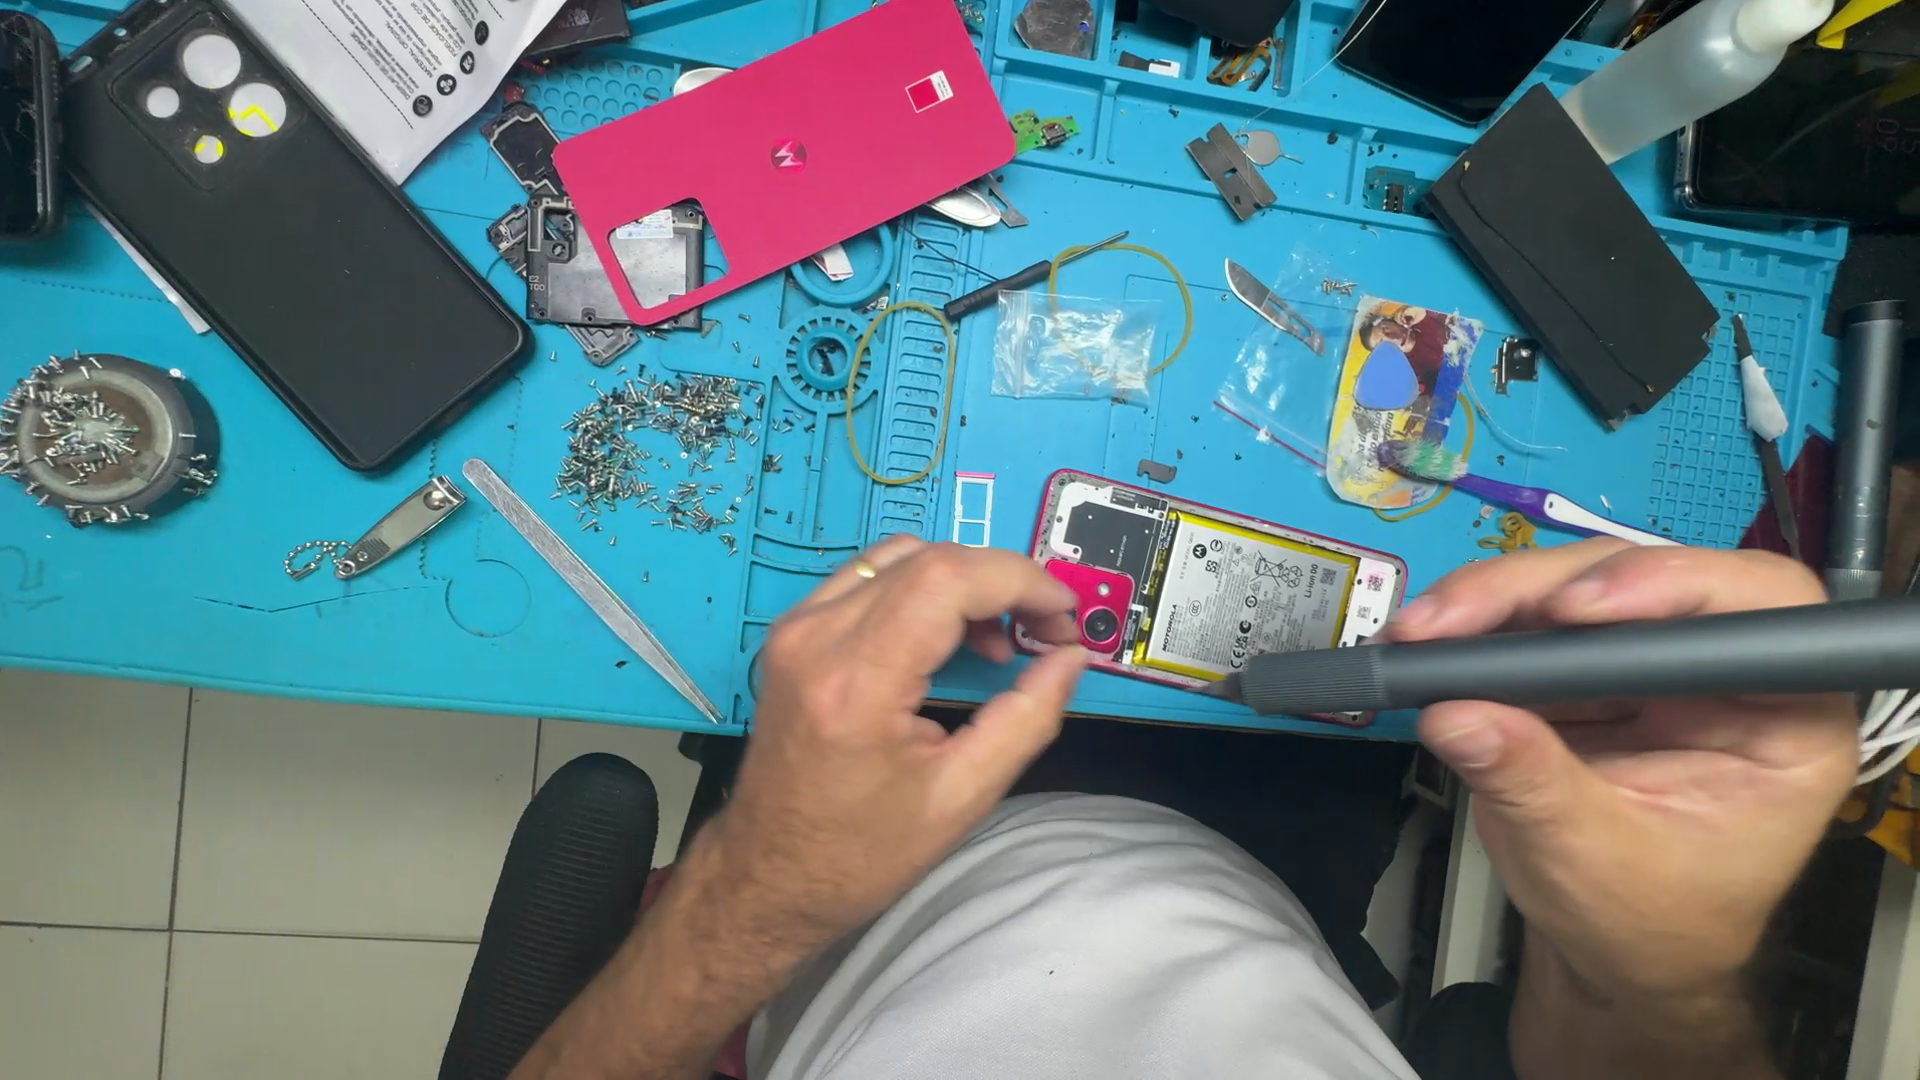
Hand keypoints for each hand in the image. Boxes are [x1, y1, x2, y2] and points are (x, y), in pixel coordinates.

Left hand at [706, 537, 1087, 941]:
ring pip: (900, 557)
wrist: (767, 876)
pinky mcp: (794, 630)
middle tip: (1042, 631)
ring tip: (995, 641)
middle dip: (1002, 581)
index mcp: (856, 682)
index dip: (1019, 581)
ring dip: (964, 582)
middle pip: (928, 559)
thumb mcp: (962, 796)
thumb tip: (1072, 656)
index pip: (947, 578)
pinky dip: (924, 588)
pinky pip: (871, 577)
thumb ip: (1028, 717)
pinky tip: (945, 636)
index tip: (1062, 616)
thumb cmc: (862, 853)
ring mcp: (797, 627)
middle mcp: (817, 636)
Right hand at [1378, 540, 1856, 1000]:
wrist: (1603, 936)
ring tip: (1411, 633)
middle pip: (1624, 578)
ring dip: (1475, 602)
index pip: (1752, 608)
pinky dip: (1454, 627)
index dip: (1670, 585)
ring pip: (1553, 587)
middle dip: (1526, 590)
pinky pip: (1507, 622)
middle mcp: (1700, 670)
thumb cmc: (1640, 914)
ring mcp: (1622, 663)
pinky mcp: (1558, 668)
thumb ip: (1530, 782)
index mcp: (1769, 715)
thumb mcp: (1589, 856)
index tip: (1574, 610)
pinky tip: (1411, 642)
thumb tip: (1453, 715)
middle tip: (1441, 621)